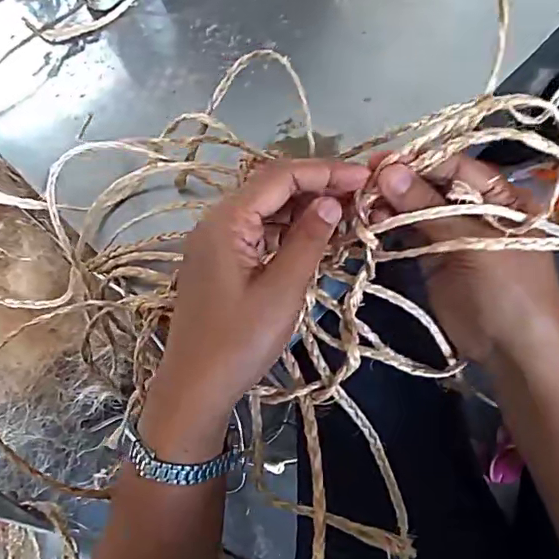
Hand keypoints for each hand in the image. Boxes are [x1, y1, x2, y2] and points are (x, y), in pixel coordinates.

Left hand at [139, 158, 368, 463]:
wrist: (195, 388)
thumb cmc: (239, 342)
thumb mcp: (282, 290)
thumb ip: (307, 241)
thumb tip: (331, 202)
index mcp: (227, 221)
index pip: (279, 176)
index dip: (324, 171)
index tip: (363, 177)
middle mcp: (217, 222)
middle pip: (271, 188)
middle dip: (317, 186)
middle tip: (361, 194)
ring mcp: (217, 243)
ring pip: (267, 211)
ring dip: (305, 208)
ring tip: (347, 212)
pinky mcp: (221, 263)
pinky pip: (259, 233)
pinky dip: (289, 231)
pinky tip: (317, 236)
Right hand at [371, 155, 558, 371]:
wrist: (514, 353)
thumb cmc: (509, 291)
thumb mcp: (475, 243)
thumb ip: (430, 208)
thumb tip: (388, 172)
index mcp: (503, 198)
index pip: (459, 169)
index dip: (422, 162)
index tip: (383, 161)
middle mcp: (477, 210)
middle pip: (434, 186)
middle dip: (401, 182)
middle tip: (363, 181)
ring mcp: (454, 235)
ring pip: (417, 209)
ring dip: (390, 204)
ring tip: (361, 202)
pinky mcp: (434, 259)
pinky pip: (409, 234)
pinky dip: (390, 227)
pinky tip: (369, 221)